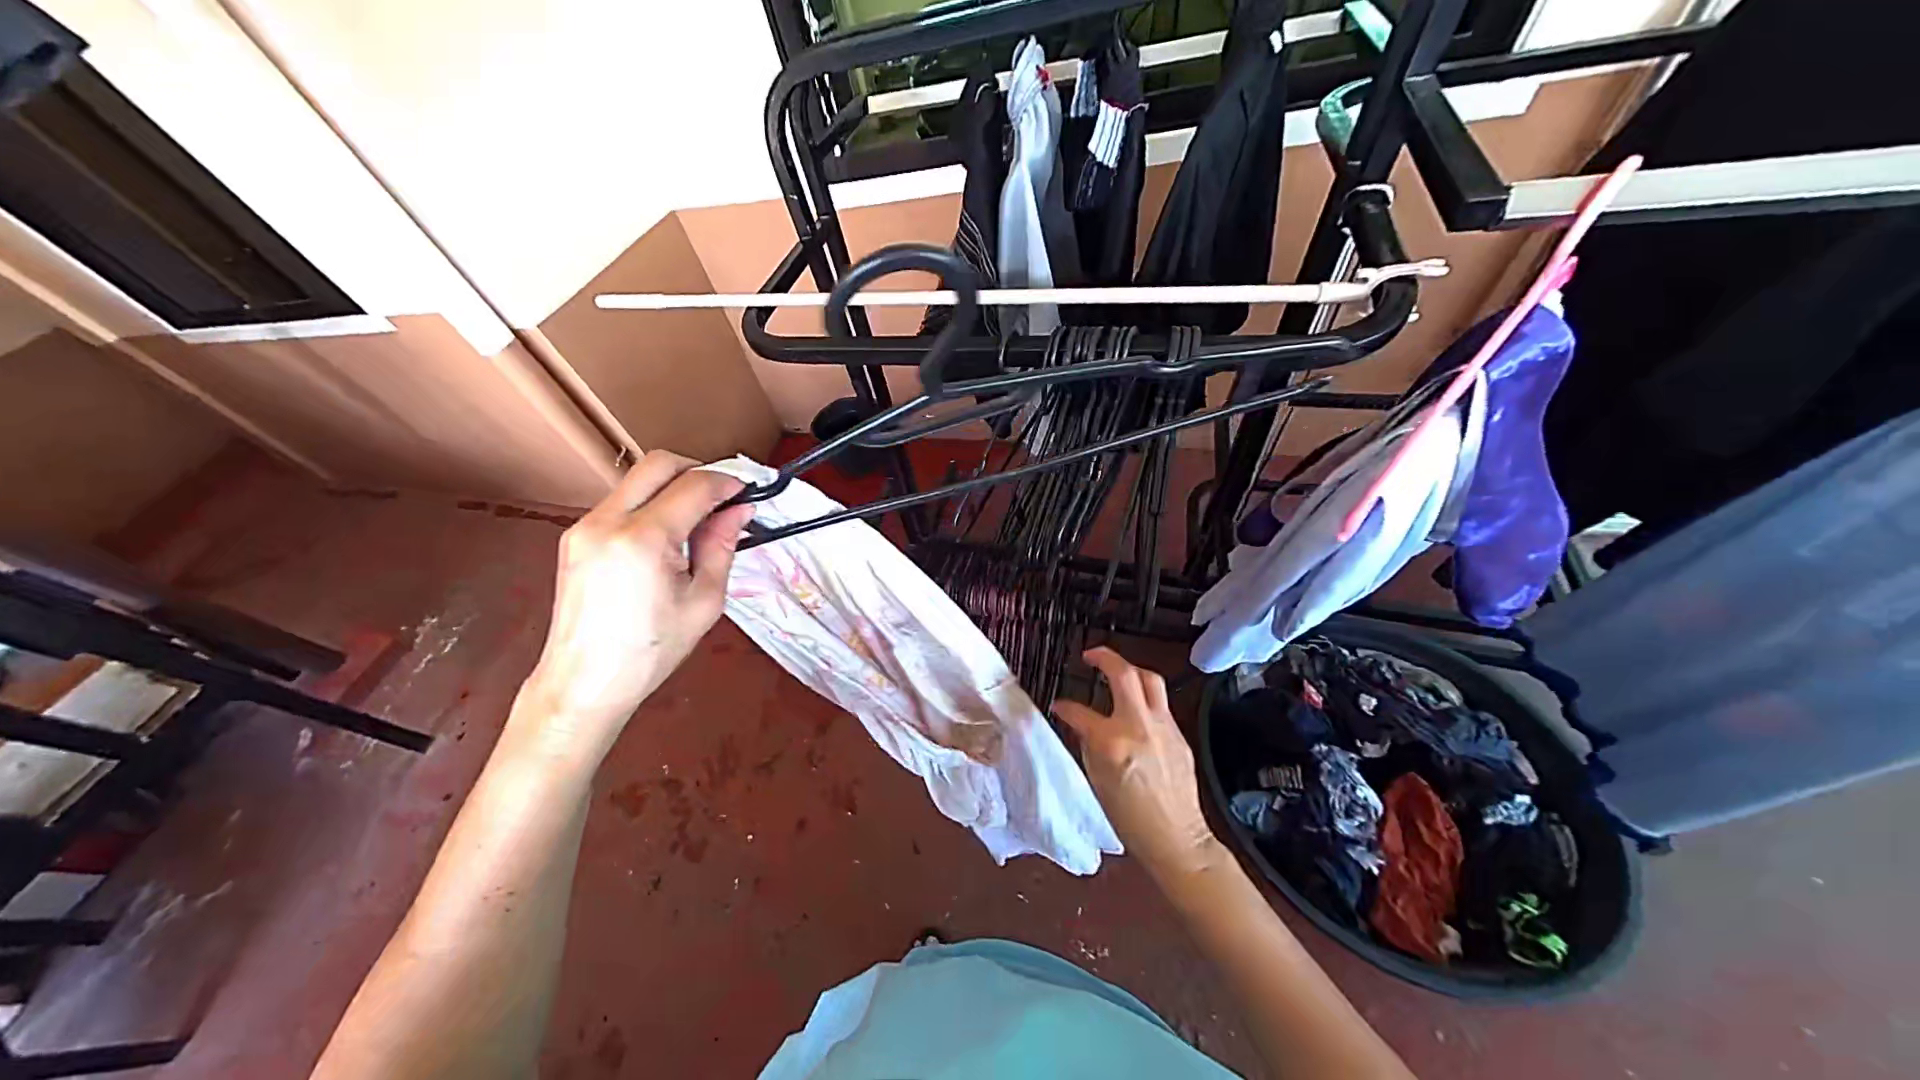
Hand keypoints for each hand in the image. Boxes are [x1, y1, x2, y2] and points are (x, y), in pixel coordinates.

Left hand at [522, 452, 755, 762]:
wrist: (585, 682)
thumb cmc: (648, 652)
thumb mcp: (703, 600)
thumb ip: (721, 546)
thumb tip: (739, 511)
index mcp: (643, 540)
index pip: (694, 485)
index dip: (727, 483)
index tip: (746, 491)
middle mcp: (607, 523)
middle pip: (659, 463)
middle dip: (698, 470)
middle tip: (723, 496)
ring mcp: (584, 526)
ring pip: (638, 480)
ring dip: (674, 487)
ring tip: (699, 521)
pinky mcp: (576, 536)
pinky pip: (622, 502)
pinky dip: (652, 504)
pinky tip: (670, 534)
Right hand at [1053, 648, 1222, 882]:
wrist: (1176, 838)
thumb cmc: (1131, 819)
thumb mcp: (1097, 779)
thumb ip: (1090, 744)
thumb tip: (1083, 725)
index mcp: (1112, 742)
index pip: (1080, 713)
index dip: (1065, 707)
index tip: (1059, 706)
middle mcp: (1140, 726)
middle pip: (1125, 674)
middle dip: (1105, 657)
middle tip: (1091, 656)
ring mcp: (1163, 727)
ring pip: (1150, 680)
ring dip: (1131, 671)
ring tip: (1118, 672)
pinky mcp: (1179, 734)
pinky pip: (1161, 705)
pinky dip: (1145, 700)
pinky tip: (1137, 711)